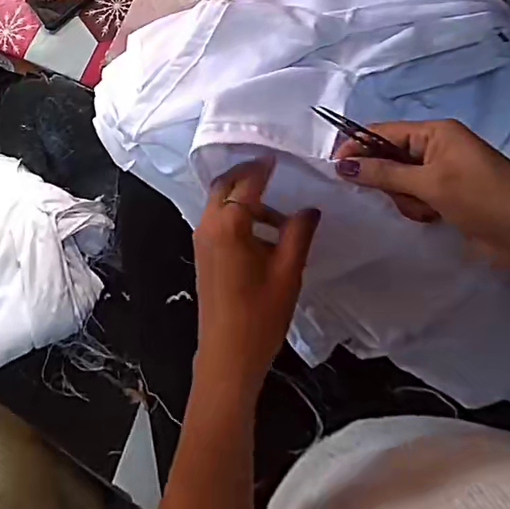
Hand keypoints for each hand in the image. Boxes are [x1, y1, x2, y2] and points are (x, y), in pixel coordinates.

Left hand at [190, 159, 318, 401]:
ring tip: (281, 216)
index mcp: (227, 225)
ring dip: (245, 200)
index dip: (261, 168)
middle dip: (247, 176)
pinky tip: (264, 234)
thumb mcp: (288, 272)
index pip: (245, 184)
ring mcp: (201, 238)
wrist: (226, 352)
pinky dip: (238, 216)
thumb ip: (298, 234)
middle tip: (274, 172)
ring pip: (220, 204)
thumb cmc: (260, 314)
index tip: (276, 156)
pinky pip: (218, 220)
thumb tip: (308, 209)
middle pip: (224, 186)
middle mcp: (207, 225)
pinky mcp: (202, 252)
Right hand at [331, 119, 509, 282]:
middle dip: (385, 177)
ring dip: (402, 197)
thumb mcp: (431, 184)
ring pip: (397, 179)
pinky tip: (431, 217)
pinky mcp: (448, 195)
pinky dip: (415, 206)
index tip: (335, 169)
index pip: (381, 132)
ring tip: (424, 210)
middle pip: (387, 155)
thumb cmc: (486, 201)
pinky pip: (413, 195)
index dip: (356, 147)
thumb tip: (341, 165)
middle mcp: (437, 147)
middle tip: (396, 195)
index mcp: (435, 132)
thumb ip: (383, 173)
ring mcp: (443, 172)